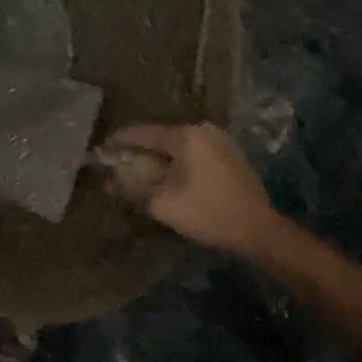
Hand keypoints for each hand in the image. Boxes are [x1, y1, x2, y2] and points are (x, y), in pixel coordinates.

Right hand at [100, 123, 280, 253]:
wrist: (259, 230)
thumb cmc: (207, 212)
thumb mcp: (161, 203)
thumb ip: (131, 189)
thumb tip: (108, 182)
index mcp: (185, 136)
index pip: (142, 132)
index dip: (120, 140)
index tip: (103, 148)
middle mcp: (203, 131)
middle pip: (161, 138)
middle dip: (141, 152)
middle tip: (124, 166)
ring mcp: (221, 141)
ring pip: (180, 146)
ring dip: (162, 159)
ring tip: (146, 174)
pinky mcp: (233, 155)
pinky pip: (196, 153)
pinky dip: (181, 162)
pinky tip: (175, 179)